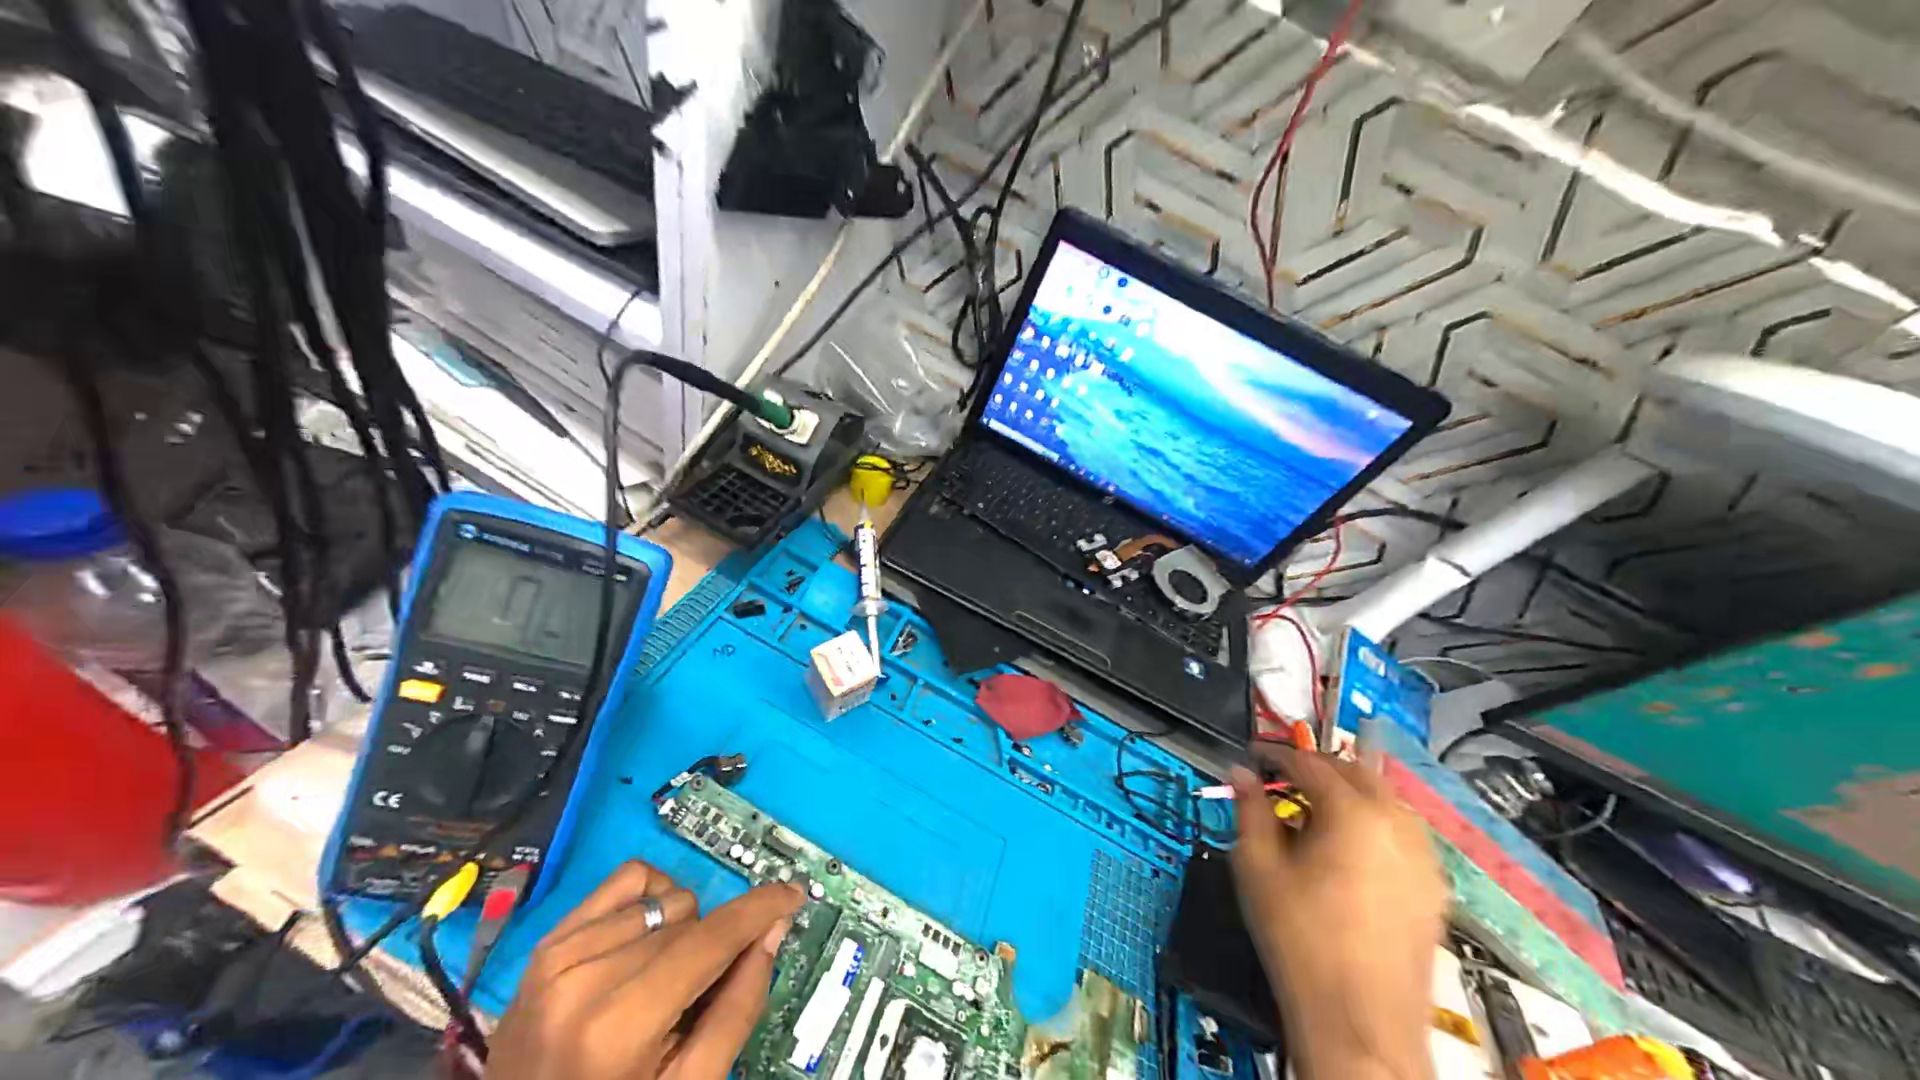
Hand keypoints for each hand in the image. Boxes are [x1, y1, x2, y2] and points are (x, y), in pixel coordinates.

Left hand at [489, 861, 803, 1079]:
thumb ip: (737, 1008)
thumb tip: (772, 929)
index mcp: (620, 1026)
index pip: (711, 940)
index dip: (760, 910)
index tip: (793, 895)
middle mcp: (585, 978)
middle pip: (693, 922)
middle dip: (712, 949)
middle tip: (697, 997)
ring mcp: (559, 955)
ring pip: (667, 900)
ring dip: (681, 930)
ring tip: (662, 979)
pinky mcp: (547, 942)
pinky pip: (627, 880)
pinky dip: (652, 898)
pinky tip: (647, 937)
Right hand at [1231, 745, 1444, 1079]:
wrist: (1360, 1025)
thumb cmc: (1298, 939)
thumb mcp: (1257, 867)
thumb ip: (1250, 811)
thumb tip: (1242, 775)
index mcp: (1354, 815)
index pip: (1311, 765)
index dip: (1277, 756)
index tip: (1254, 757)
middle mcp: (1398, 826)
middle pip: (1356, 773)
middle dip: (1316, 768)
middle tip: (1281, 778)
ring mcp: (1424, 859)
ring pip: (1385, 801)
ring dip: (1349, 792)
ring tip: (1314, 810)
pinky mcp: (1434, 890)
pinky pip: (1403, 834)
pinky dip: (1374, 823)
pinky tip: (1349, 847)